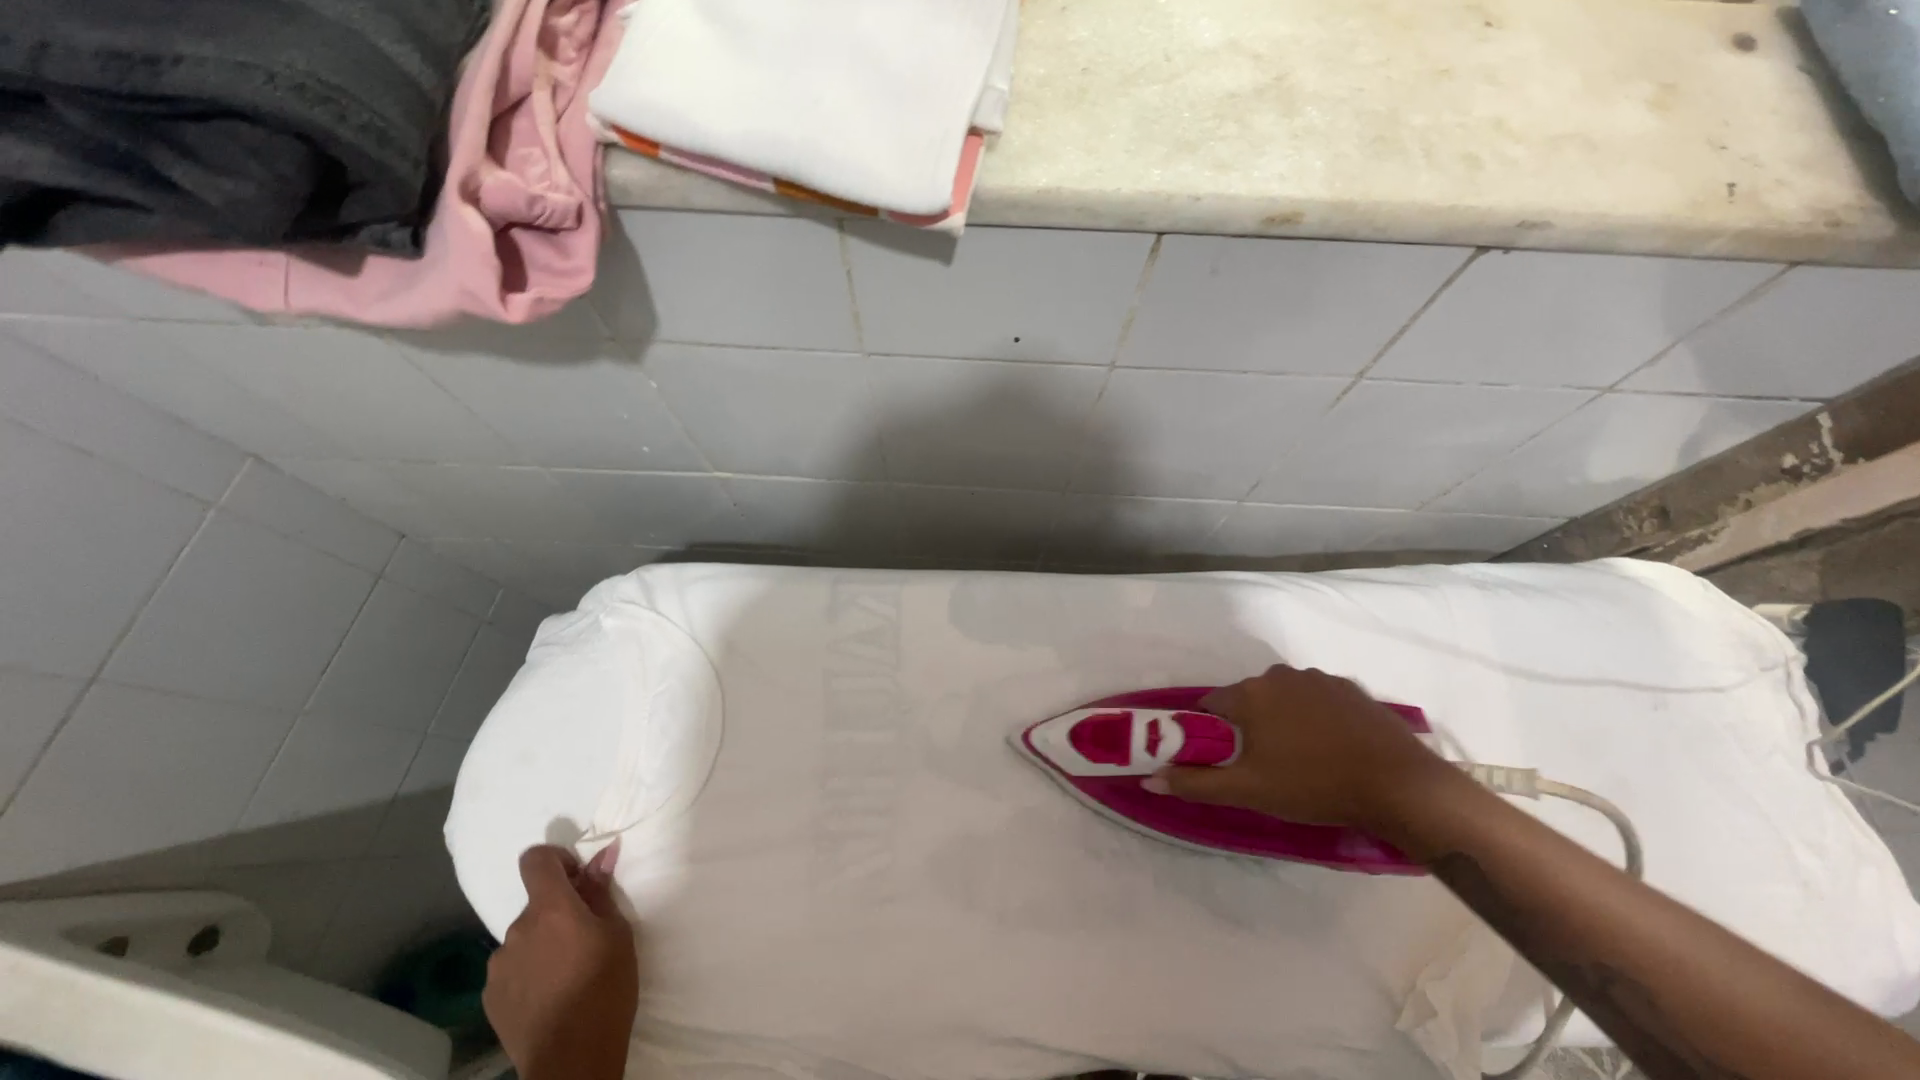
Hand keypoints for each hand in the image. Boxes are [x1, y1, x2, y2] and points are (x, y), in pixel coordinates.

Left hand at [484, 842, 638, 1079]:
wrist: (572, 1058)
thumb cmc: (606, 989)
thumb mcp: (619, 934)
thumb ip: (602, 893)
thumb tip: (601, 856)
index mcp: (550, 909)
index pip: (536, 859)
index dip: (556, 860)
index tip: (578, 879)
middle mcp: (516, 930)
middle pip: (537, 906)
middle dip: (559, 915)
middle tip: (586, 942)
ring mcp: (498, 965)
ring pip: (524, 940)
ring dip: (543, 946)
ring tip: (567, 977)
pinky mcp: (490, 996)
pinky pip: (512, 970)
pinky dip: (529, 973)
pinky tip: (549, 998)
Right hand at [1146, 664, 1448, 827]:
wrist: (1398, 785)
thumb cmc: (1313, 786)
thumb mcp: (1247, 791)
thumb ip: (1194, 782)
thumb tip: (1150, 778)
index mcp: (1250, 694)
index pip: (1210, 706)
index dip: (1208, 733)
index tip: (1221, 760)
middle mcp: (1279, 675)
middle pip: (1247, 700)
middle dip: (1246, 728)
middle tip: (1260, 767)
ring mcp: (1319, 679)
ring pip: (1282, 699)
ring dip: (1281, 722)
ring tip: (1299, 761)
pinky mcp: (1352, 689)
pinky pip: (1316, 701)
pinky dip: (1314, 720)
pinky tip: (1329, 749)